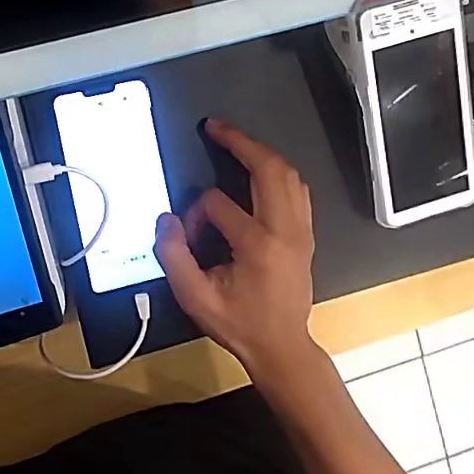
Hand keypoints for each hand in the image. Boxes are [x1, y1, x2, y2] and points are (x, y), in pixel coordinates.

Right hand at [153, 119, 320, 380]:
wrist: (281, 346)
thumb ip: (173, 255)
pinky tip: (260, 168)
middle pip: (269, 169)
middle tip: (215, 127)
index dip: (195, 213)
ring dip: (262, 152)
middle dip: (240, 142)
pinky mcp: (306, 234)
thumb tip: (167, 219)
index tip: (188, 234)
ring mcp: (301, 230)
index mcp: (258, 245)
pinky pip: (297, 188)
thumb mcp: (194, 298)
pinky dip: (278, 170)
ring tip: (234, 140)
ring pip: (289, 174)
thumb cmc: (238, 323)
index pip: (218, 203)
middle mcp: (285, 230)